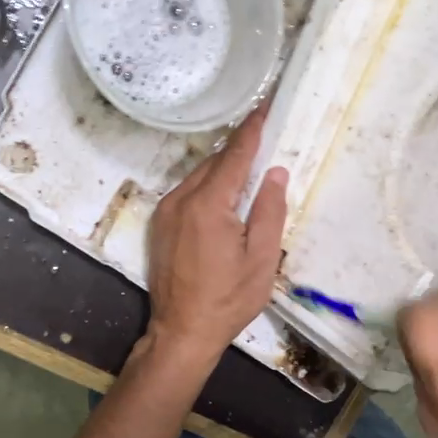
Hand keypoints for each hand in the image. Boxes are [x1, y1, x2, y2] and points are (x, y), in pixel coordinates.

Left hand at [143, 106, 288, 366]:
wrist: (182, 332)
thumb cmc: (227, 301)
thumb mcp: (261, 261)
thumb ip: (270, 212)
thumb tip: (276, 173)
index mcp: (209, 205)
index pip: (235, 155)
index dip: (254, 130)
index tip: (267, 105)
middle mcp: (181, 200)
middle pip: (216, 163)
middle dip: (241, 149)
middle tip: (266, 138)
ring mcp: (166, 212)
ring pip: (200, 177)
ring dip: (224, 170)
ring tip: (251, 168)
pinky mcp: (161, 225)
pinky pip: (188, 193)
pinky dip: (209, 187)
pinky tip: (225, 196)